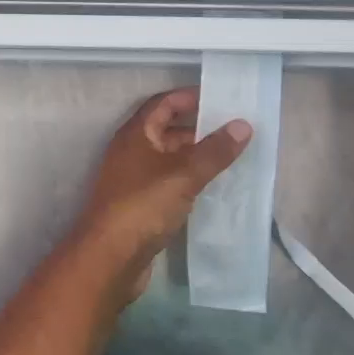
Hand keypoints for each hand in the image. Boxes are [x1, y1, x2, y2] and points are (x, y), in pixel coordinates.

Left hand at [70, 88, 251, 303]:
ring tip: (233, 158)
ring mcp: (135, 179)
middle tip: (236, 130)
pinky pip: (170, 183)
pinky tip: (214, 189)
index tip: (220, 97)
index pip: (162, 103)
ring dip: (197, 157)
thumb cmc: (143, 205)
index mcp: (135, 134)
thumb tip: (243, 124)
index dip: (189, 97)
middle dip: (199, 128)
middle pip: (167, 130)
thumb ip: (214, 151)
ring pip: (170, 159)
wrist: (110, 257)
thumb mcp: (183, 174)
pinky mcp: (142, 205)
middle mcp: (132, 151)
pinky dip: (190, 181)